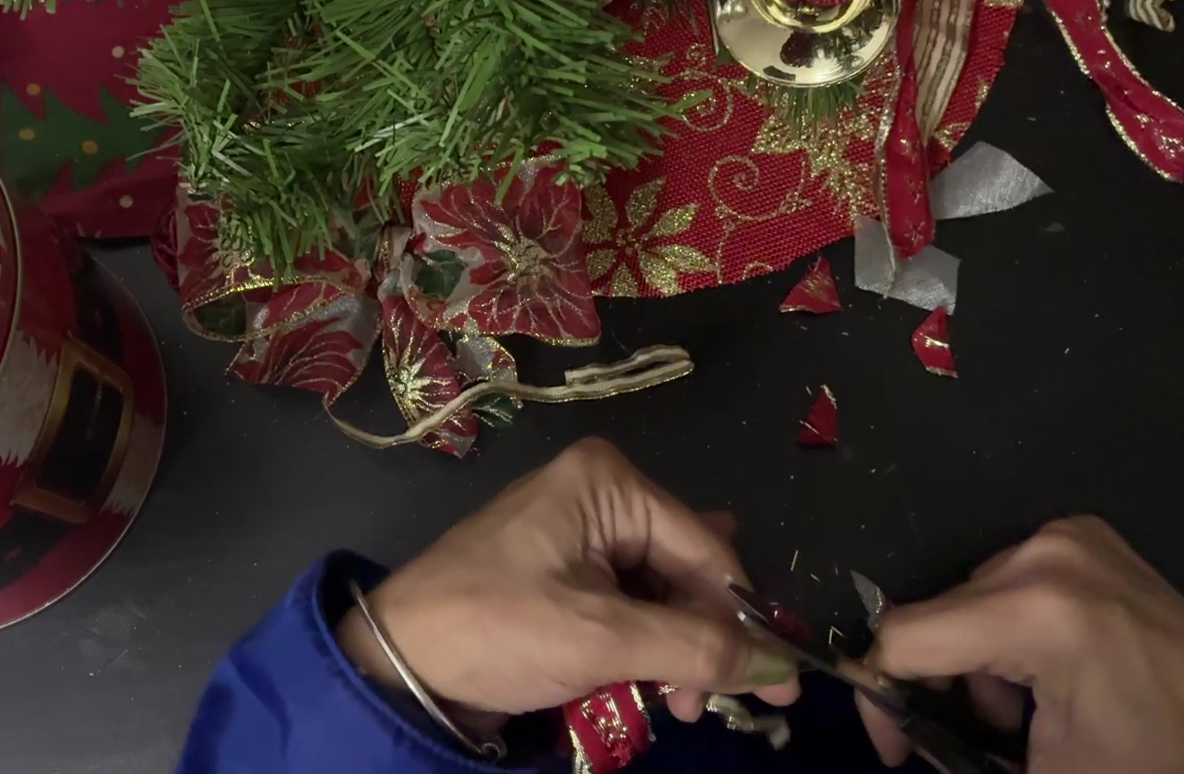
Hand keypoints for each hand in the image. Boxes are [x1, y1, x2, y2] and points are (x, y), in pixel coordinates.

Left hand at [337, 438, 800, 734]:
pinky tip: (644, 675)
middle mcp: (599, 489)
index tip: (774, 681)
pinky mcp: (564, 561)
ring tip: (668, 700)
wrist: (402, 654)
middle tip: (700, 704)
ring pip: (657, 586)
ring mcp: (579, 525)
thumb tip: (781, 662)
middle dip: (699, 635)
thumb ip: (696, 648)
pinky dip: (640, 638)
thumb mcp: (600, 639)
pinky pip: (624, 595)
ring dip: (671, 644)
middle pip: (682, 565)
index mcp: (608, 480)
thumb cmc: (498, 626)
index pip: (704, 545)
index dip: (743, 614)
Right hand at [857, 517, 1183, 773]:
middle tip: (979, 733)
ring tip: (1026, 703)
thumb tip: (895, 727)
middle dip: (940, 680)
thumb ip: (954, 748)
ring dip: (974, 653)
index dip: (881, 692)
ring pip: (966, 596)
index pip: (907, 637)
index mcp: (1035, 613)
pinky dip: (1005, 625)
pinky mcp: (1082, 534)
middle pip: (936, 612)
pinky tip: (1050, 663)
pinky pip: (1004, 578)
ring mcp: (1064, 536)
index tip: (895, 745)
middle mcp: (1041, 553)